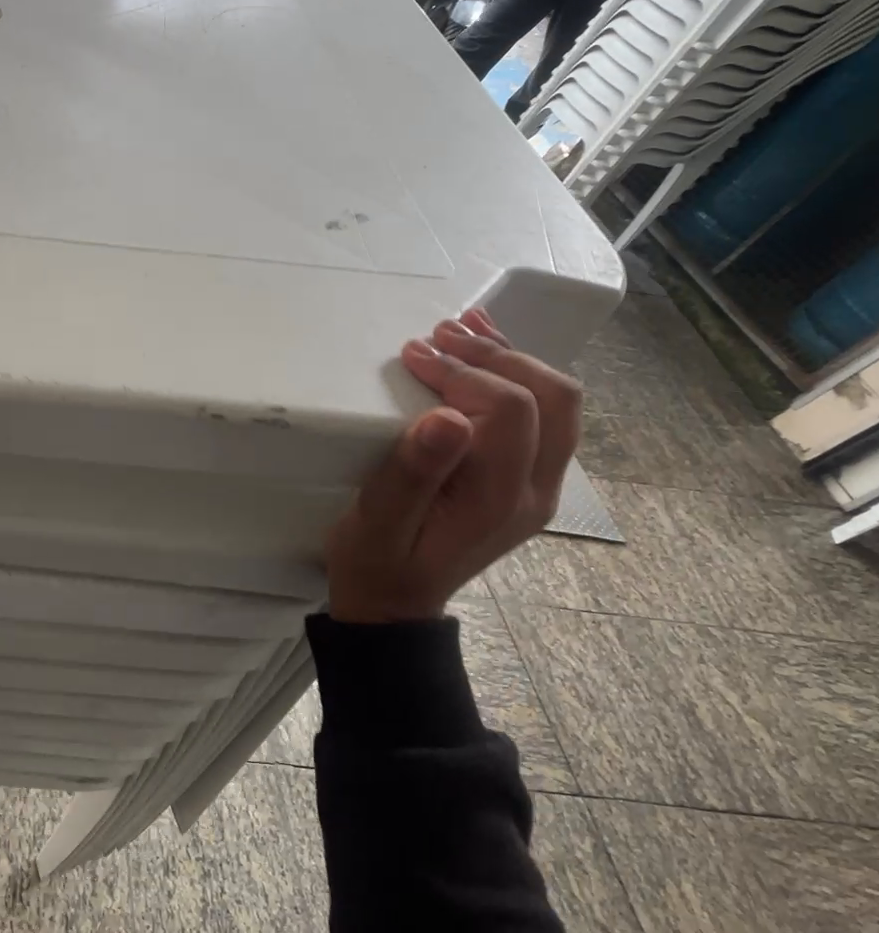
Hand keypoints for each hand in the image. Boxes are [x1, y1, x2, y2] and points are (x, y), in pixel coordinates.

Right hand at [324, 307, 581, 622]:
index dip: (465, 373)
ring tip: (459, 329)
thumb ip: (413, 474)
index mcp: (500, 498)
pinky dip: (514, 375)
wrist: (393, 604)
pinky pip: (542, 415)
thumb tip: (448, 416)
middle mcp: (536, 488)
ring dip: (511, 358)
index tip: (412, 357)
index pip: (509, 409)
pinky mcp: (524, 479)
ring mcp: (538, 484)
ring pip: (556, 400)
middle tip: (437, 337)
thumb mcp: (377, 523)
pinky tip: (480, 350)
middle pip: (552, 396)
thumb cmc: (376, 564)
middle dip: (495, 356)